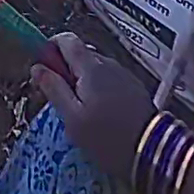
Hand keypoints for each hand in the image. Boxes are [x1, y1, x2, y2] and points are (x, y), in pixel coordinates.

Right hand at [30, 33, 156, 179]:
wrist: (157, 155)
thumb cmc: (108, 137)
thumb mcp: (72, 118)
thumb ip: (53, 88)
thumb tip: (37, 67)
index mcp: (90, 67)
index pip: (66, 39)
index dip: (51, 49)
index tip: (46, 72)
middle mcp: (108, 64)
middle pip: (80, 53)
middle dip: (66, 69)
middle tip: (62, 98)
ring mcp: (124, 75)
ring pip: (94, 67)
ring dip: (83, 80)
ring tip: (83, 110)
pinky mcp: (135, 88)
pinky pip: (109, 79)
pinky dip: (100, 88)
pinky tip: (102, 113)